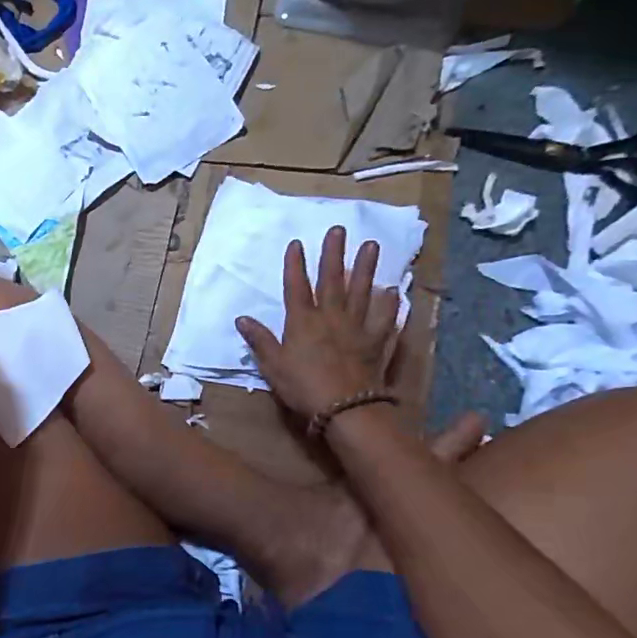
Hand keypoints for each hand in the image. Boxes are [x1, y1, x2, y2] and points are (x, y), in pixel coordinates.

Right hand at [236, 226, 402, 421]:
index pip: (296, 286)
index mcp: (302, 321)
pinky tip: (394, 292)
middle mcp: (331, 317)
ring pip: (361, 292)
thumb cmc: (303, 387)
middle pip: (332, 280)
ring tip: (371, 245)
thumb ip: (260, 341)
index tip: (297, 243)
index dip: (295, 264)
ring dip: (365, 268)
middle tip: (339, 229)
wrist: (345, 407)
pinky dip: (390, 306)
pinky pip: (385, 320)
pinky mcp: (376, 342)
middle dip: (333, 253)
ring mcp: (356, 327)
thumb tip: (241, 319)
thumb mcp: (273, 366)